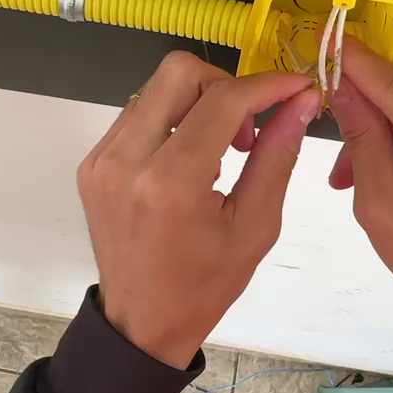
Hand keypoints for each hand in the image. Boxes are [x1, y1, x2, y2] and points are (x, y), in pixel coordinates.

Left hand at [78, 52, 319, 367]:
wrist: (141, 321)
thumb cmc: (203, 285)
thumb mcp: (255, 226)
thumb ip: (277, 156)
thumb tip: (300, 103)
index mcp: (170, 182)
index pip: (223, 100)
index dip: (267, 85)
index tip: (295, 87)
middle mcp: (126, 159)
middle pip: (179, 71)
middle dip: (225, 86)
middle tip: (246, 129)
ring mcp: (102, 158)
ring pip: (155, 87)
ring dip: (197, 103)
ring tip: (219, 149)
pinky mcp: (92, 161)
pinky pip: (137, 112)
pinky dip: (171, 120)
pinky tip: (189, 158)